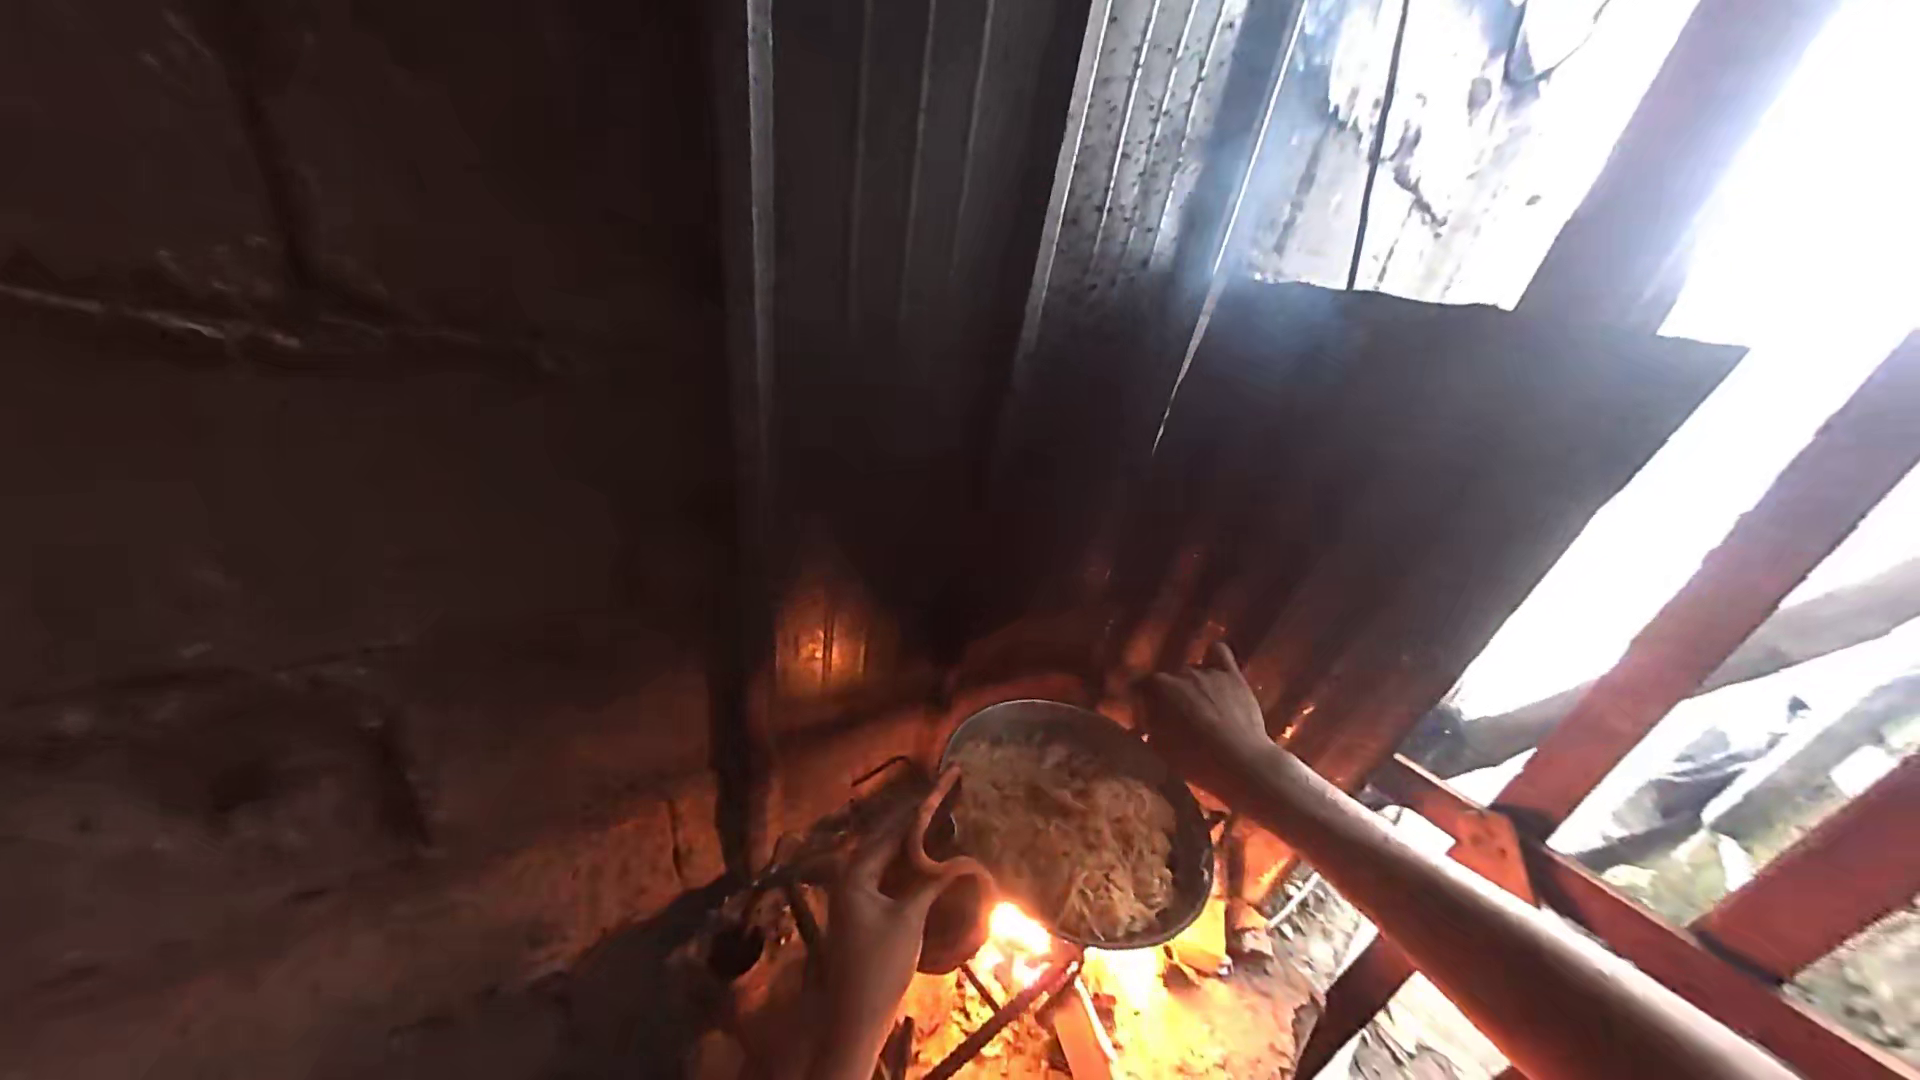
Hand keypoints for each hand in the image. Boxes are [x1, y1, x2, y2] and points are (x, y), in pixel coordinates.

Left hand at [810, 773, 984, 1079]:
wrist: (855, 1019)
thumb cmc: (879, 966)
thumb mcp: (909, 920)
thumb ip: (931, 883)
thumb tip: (960, 859)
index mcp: (855, 873)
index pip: (890, 831)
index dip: (916, 810)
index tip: (939, 787)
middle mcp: (850, 876)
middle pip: (885, 838)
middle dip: (913, 819)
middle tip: (941, 796)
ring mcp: (855, 893)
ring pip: (885, 855)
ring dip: (910, 840)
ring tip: (938, 818)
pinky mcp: (863, 908)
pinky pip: (885, 873)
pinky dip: (905, 862)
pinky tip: (925, 857)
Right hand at [1140, 642, 1285, 802]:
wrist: (1241, 762)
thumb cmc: (1194, 759)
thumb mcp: (1159, 746)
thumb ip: (1148, 725)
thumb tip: (1145, 718)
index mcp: (1157, 688)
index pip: (1138, 687)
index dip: (1141, 705)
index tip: (1148, 724)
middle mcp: (1179, 673)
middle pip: (1167, 681)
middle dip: (1168, 698)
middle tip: (1177, 722)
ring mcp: (1207, 672)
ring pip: (1191, 671)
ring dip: (1192, 686)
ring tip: (1201, 708)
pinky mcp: (1232, 675)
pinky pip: (1218, 651)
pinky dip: (1213, 657)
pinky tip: (1214, 669)